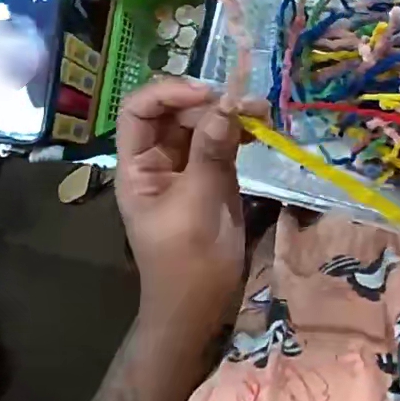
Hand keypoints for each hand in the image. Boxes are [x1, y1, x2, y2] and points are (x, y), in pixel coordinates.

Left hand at [115, 79, 250, 329]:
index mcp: (137, 165)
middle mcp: (159, 157)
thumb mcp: (196, 206)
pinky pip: (224, 139)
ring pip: (203, 120)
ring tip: (261, 110)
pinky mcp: (213, 171)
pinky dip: (241, 129)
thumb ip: (210, 154)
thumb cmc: (186, 263)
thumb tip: (225, 107)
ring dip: (230, 111)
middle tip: (246, 106)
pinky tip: (261, 129)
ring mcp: (187, 163)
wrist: (201, 307)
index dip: (168, 93)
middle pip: (176, 110)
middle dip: (208, 101)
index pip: (139, 110)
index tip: (207, 94)